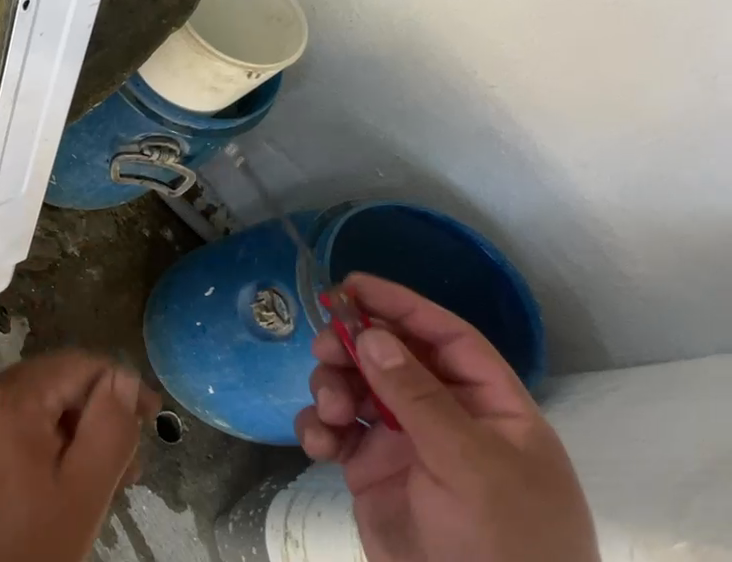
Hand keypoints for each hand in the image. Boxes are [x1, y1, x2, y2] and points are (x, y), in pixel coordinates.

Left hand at [0, 351, 159, 561]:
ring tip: (105, 478)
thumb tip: (124, 376)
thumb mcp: (85, 486)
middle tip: (129, 466)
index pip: (81, 364)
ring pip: (46, 398)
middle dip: (101, 412)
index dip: (122, 386)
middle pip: (62, 378)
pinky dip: (54, 436)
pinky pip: (25, 415)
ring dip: (81, 428)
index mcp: (15, 394)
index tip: (154, 422)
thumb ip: (110, 427)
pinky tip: (71, 475)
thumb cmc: (33, 537)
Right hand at [294, 274, 597, 561]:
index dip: (402, 306)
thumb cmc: (501, 541)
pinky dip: (319, 429)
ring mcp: (407, 443)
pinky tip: (319, 446)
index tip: (350, 285)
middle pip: (390, 357)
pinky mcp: (371, 468)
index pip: (448, 339)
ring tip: (329, 416)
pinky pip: (335, 428)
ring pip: (355, 387)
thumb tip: (372, 334)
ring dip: (331, 390)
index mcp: (492, 411)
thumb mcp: (470, 467)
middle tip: (324, 351)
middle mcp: (448, 418)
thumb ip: (419, 397)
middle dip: (352, 349)